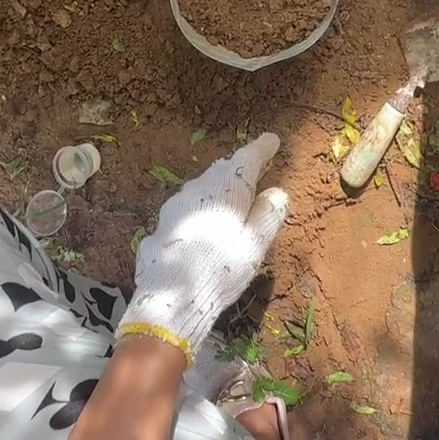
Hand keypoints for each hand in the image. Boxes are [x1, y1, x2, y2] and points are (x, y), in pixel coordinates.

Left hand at [117, 133, 287, 363]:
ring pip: (201, 187)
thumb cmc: (222, 269)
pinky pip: (187, 208)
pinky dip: (200, 207)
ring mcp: (175, 206)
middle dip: (237, 167)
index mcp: (226, 189)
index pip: (247, 159)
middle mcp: (198, 189)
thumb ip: (267, 215)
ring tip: (229, 191)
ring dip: (217, 186)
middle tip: (252, 165)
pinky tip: (202, 222)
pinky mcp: (161, 225)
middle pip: (222, 171)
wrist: (171, 299)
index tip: (272, 140)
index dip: (261, 149)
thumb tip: (277, 191)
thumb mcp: (255, 245)